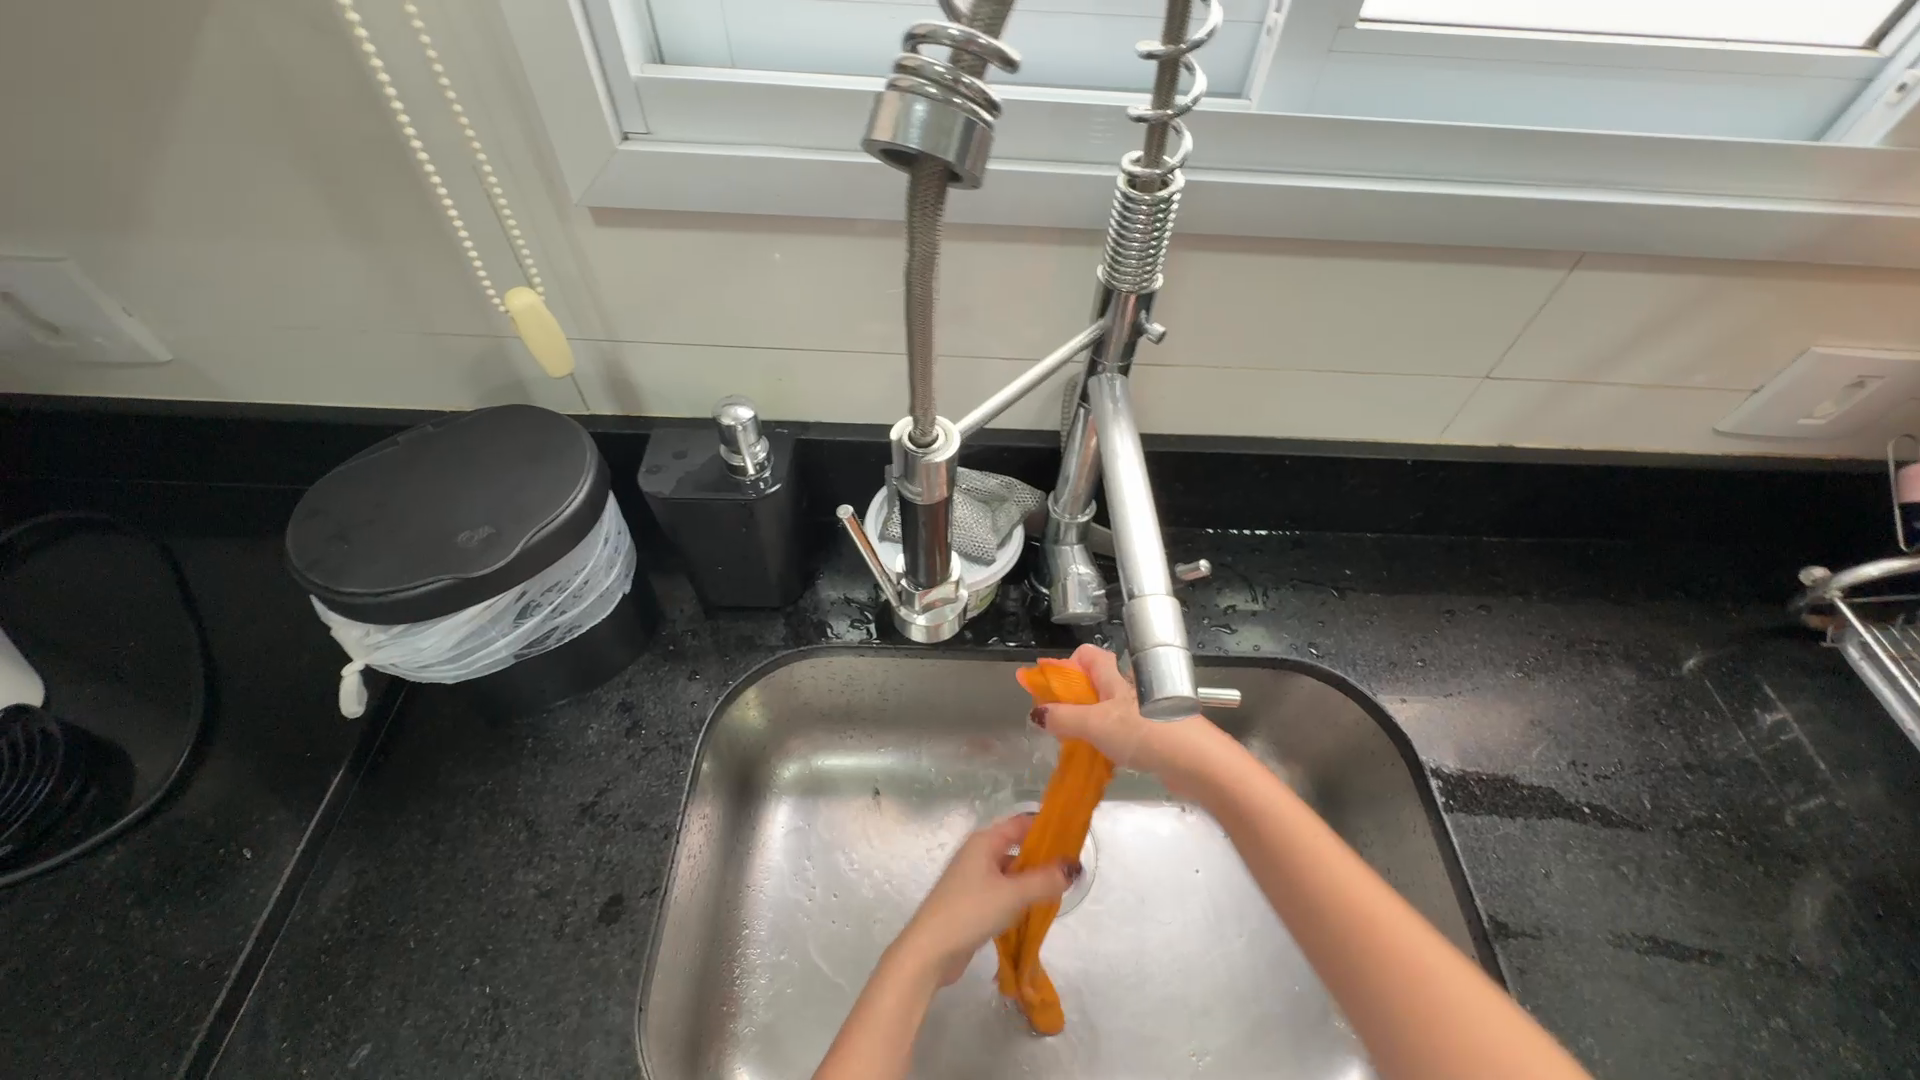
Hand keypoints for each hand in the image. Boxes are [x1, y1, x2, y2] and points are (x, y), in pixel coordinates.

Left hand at [890, 814, 1077, 987]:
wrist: (930, 950)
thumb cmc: (970, 911)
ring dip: (1032, 881)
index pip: (1021, 824)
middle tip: (1072, 870)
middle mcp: (978, 854)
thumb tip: (1073, 867)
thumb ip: (1045, 880)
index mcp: (984, 842)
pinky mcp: (972, 902)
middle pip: (1016, 848)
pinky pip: (1003, 892)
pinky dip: (1019, 898)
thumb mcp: (1013, 894)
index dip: (1046, 828)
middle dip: (1043, 858)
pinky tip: (1035, 911)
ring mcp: (973, 879)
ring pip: (1010, 873)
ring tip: (1059, 892)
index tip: (1073, 838)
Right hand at [1031, 644, 1227, 794]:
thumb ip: (1064, 718)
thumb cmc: (1145, 732)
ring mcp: (1146, 712)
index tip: (1050, 687)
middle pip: (1098, 684)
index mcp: (1116, 678)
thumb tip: (1037, 713)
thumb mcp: (1095, 724)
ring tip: (1077, 745)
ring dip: (1092, 724)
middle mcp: (1132, 689)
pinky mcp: (1157, 735)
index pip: (1088, 655)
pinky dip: (1111, 744)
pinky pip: (1125, 733)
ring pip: (1111, 711)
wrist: (1196, 761)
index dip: (1067, 665)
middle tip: (1059, 721)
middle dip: (1076, 699)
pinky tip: (1105, 761)